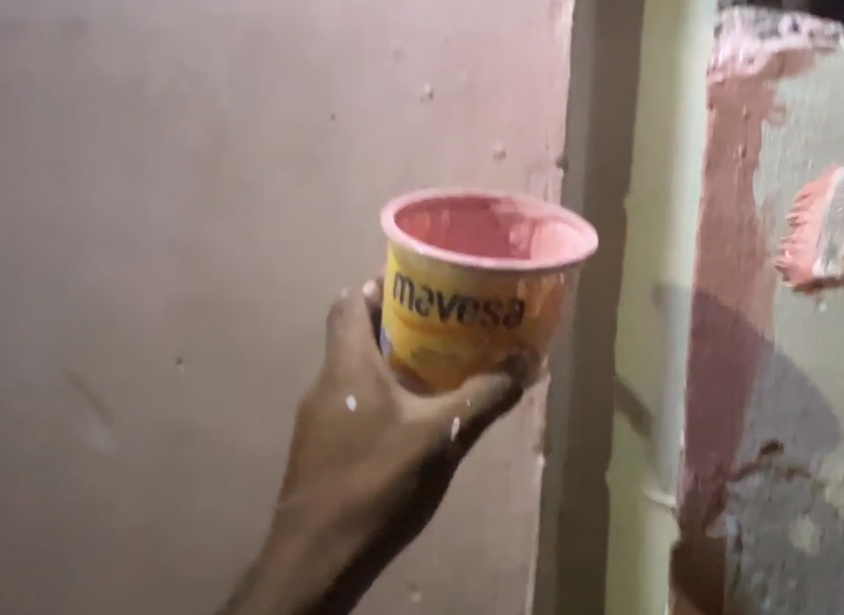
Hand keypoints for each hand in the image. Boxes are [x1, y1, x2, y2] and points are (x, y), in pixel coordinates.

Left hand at [225, 280, 528, 614]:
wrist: (314, 562)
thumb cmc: (375, 482)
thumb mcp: (442, 435)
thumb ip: (485, 394)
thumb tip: (529, 360)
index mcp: (346, 366)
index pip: (349, 302)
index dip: (381, 284)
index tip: (424, 281)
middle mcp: (326, 383)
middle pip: (358, 332)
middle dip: (403, 321)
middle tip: (451, 318)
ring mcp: (319, 418)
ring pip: (358, 368)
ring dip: (396, 359)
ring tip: (446, 360)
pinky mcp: (322, 447)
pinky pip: (356, 399)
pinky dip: (387, 391)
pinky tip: (422, 411)